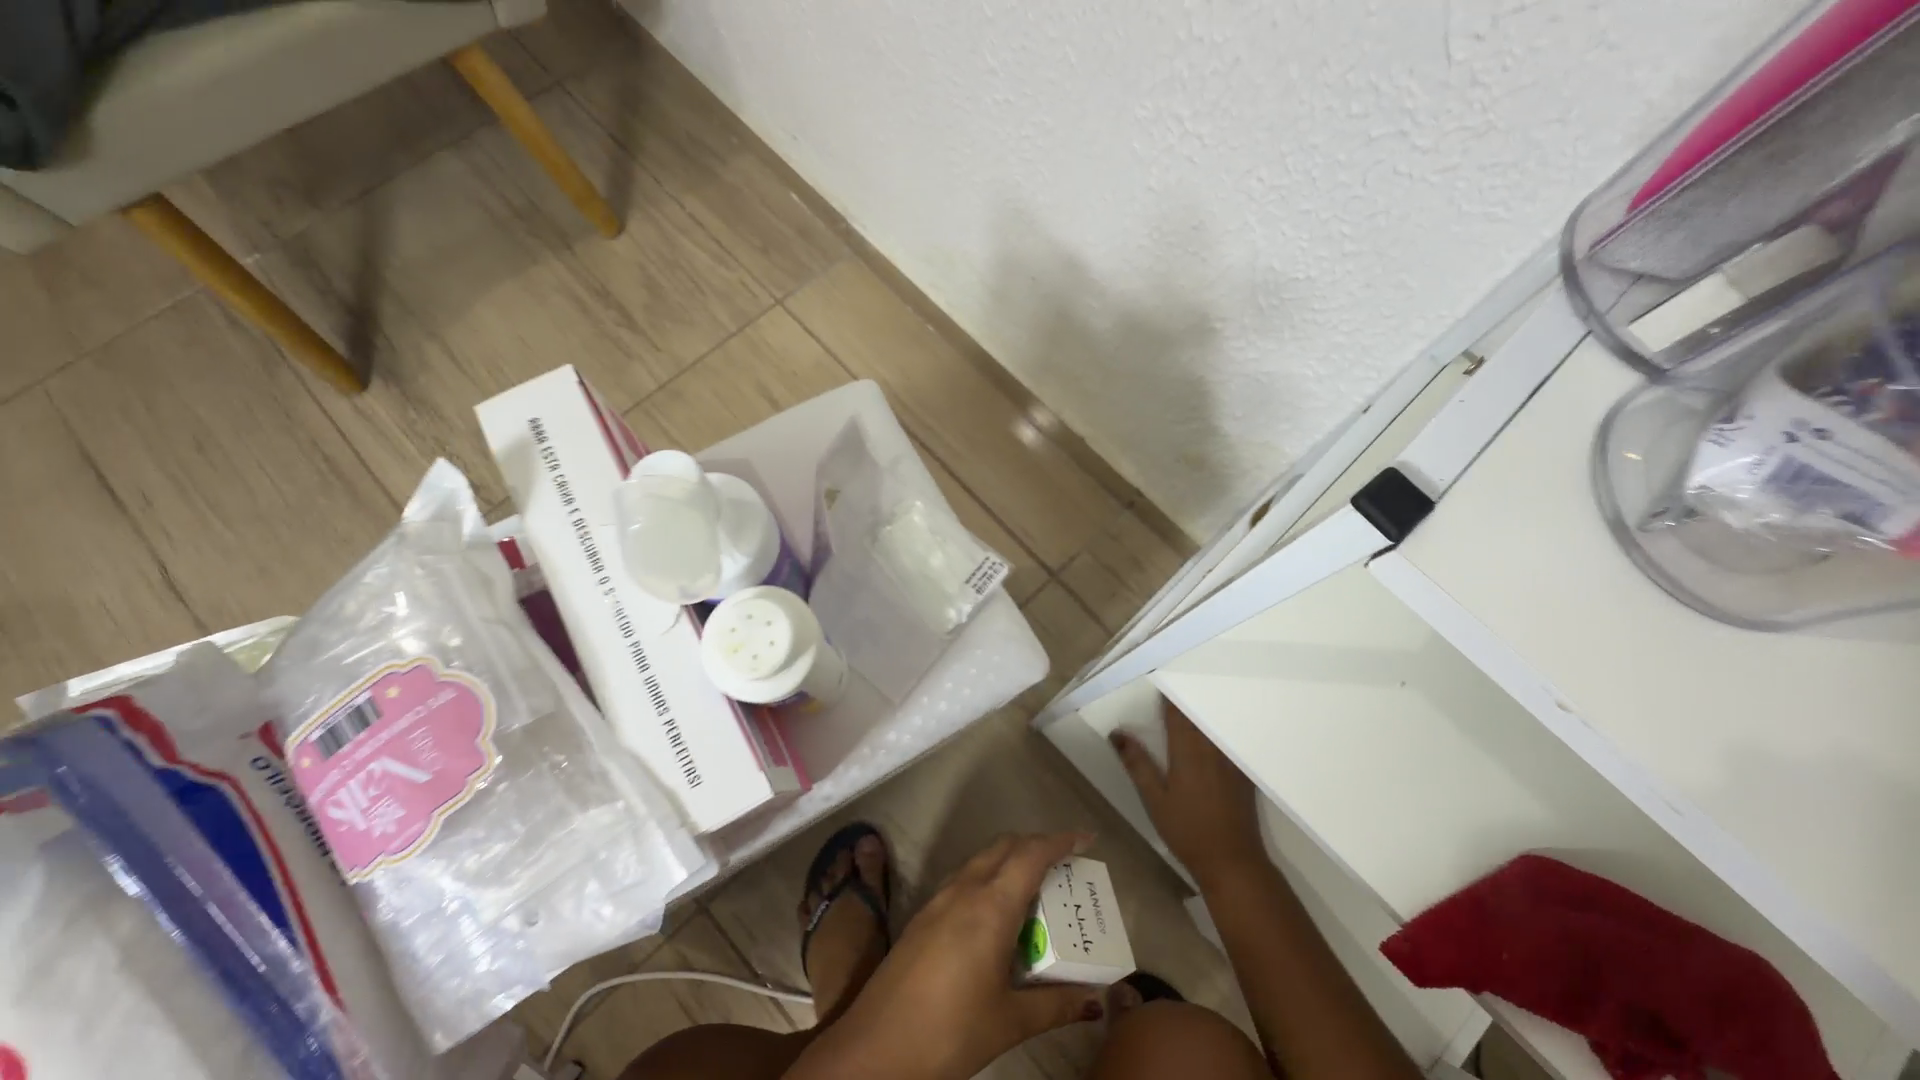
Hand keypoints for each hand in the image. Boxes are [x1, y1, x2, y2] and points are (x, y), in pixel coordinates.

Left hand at [787, 832, 1105, 1079]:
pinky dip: (987, 881)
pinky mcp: (920, 919)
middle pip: (1004, 847)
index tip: (1086, 839)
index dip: (1060, 841)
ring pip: (980, 862)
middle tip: (1066, 865)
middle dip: (1036, 846)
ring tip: (1036, 891)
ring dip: (1009, 862)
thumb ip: (1057, 1004)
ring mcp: (936, 902)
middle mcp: (963, 892)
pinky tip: (996, 917)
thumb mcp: (1010, 1021)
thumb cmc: (949, 1032)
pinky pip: (962, 881)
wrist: (873, 1050)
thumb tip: (1097, 1000)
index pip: (1031, 855)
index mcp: (990, 907)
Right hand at [1111, 699, 1263, 885]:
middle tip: (1171, 685)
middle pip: (1198, 714)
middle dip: (1185, 699)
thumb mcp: (1155, 799)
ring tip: (1190, 700)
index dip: (1167, 696)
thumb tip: (1117, 734)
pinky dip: (1218, 728)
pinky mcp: (1242, 771)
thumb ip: (1138, 764)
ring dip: (1202, 711)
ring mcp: (1231, 759)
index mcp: (1187, 751)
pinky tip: (1213, 730)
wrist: (1232, 859)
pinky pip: (1229, 739)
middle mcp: (1212, 748)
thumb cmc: (1187, 831)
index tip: (1157, 680)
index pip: (1176, 714)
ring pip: (1214, 725)